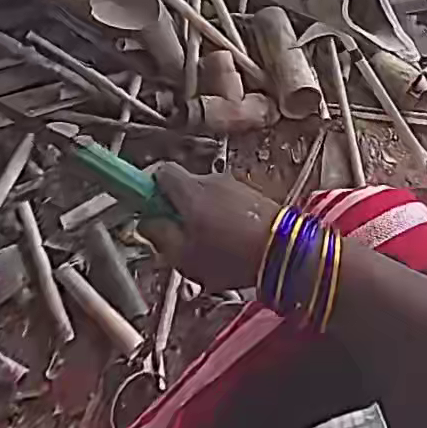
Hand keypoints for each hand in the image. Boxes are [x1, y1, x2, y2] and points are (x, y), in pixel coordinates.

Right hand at [140, 163, 281, 291]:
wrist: (284, 252)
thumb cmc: (232, 256)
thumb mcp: (184, 256)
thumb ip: (159, 235)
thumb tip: (146, 222)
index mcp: (189, 190)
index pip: (158, 171)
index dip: (146, 186)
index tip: (142, 204)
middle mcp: (210, 180)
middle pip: (180, 185)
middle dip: (173, 208)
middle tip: (175, 236)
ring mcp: (232, 185)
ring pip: (202, 195)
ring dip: (197, 214)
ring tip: (204, 246)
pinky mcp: (249, 194)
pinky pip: (223, 201)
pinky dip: (218, 216)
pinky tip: (226, 243)